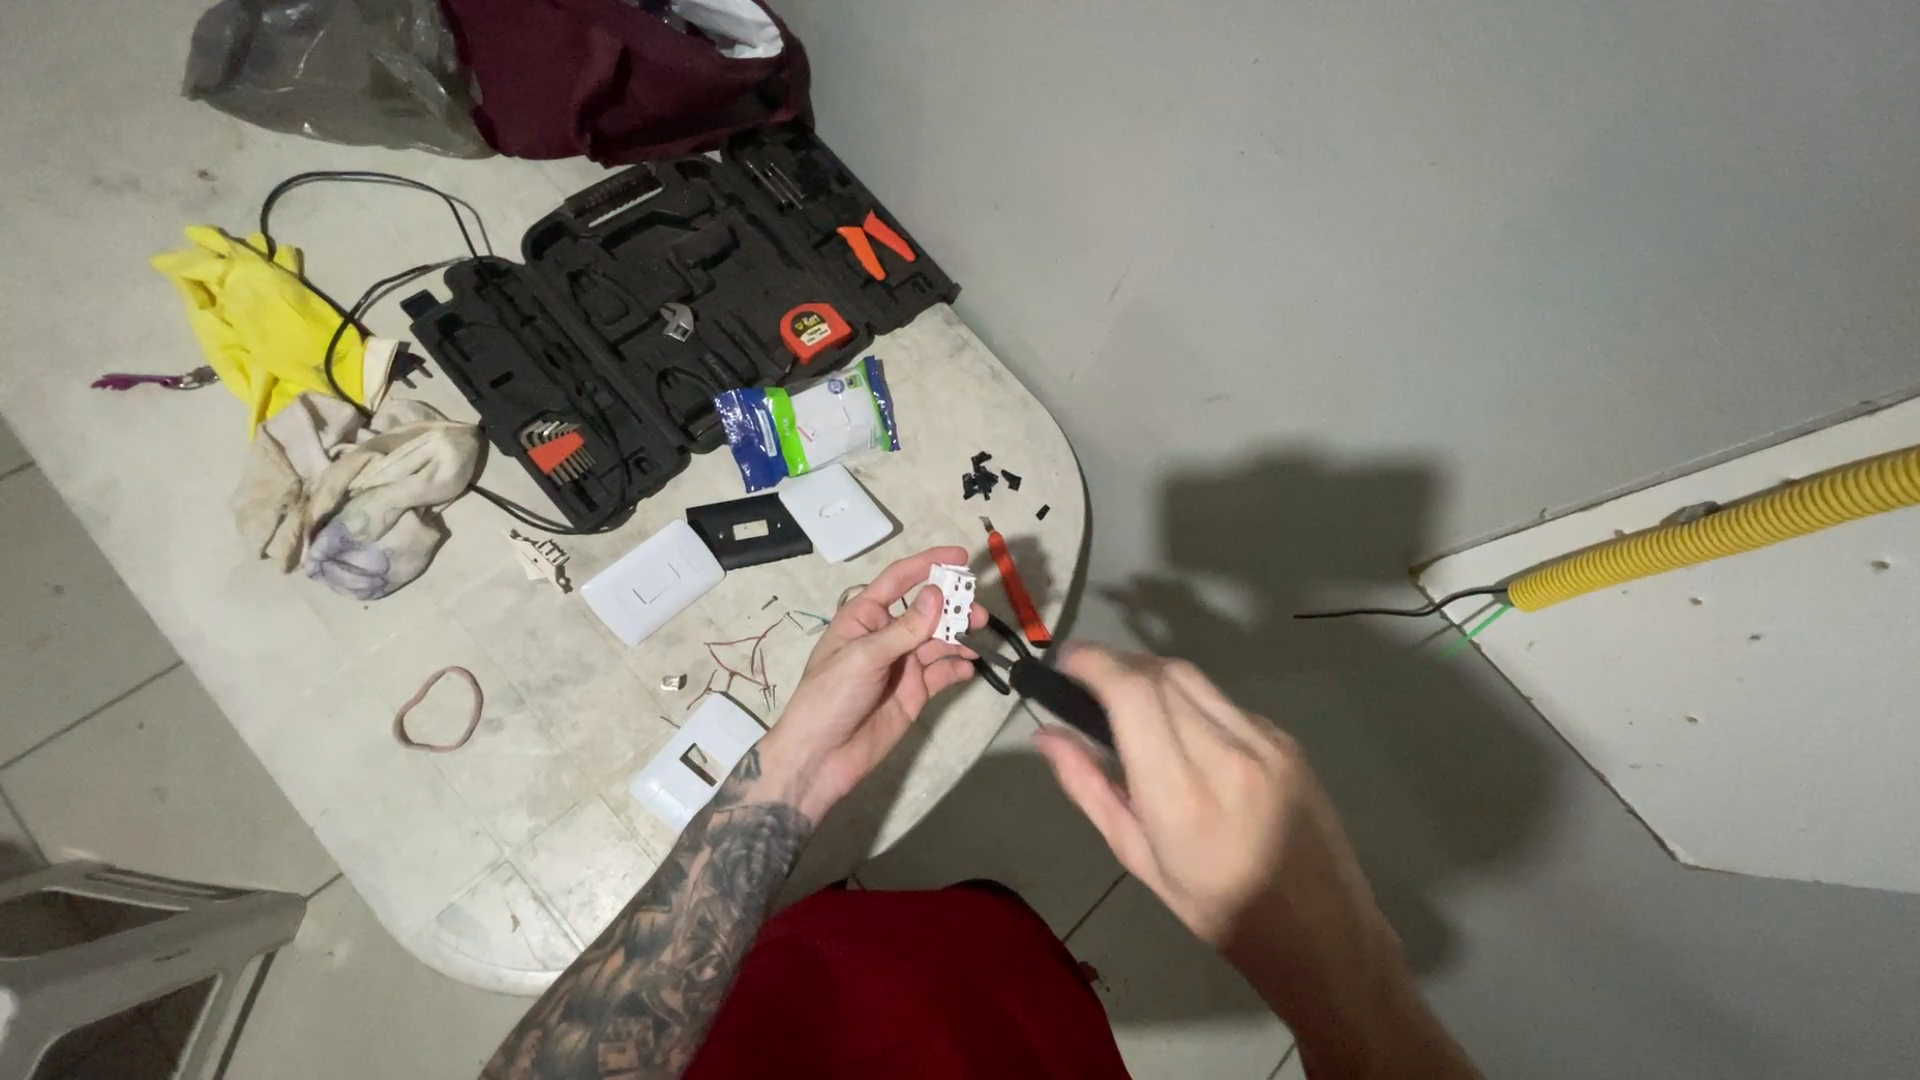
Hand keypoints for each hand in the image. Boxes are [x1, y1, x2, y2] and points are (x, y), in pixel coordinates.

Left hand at [756, 547, 985, 820]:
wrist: (821, 757)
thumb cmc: (830, 696)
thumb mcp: (864, 657)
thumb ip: (905, 628)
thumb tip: (938, 594)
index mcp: (864, 617)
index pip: (899, 580)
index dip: (929, 564)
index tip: (961, 556)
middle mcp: (886, 635)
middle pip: (927, 610)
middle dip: (953, 606)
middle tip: (978, 612)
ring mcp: (902, 664)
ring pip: (939, 640)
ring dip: (960, 636)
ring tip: (976, 639)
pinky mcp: (915, 692)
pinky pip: (942, 672)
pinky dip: (958, 667)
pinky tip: (968, 668)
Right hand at [1035, 646, 1455, 1074]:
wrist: (1324, 933)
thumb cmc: (1217, 909)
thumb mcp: (1139, 858)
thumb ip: (1089, 788)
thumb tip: (1046, 735)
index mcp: (1181, 794)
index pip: (1133, 695)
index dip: (1094, 664)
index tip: (1065, 662)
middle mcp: (1226, 753)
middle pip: (1162, 672)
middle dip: (1117, 662)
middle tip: (1087, 680)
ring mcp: (1264, 742)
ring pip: (1193, 677)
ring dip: (1150, 674)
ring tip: (1126, 698)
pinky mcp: (1285, 739)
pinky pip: (1223, 701)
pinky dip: (1188, 699)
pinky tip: (1181, 730)